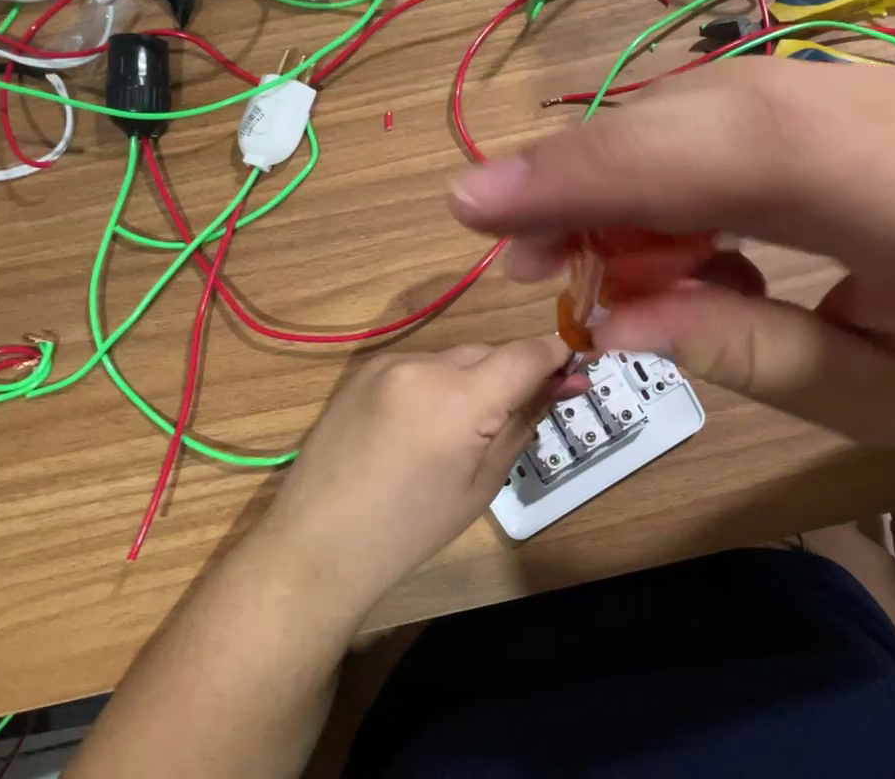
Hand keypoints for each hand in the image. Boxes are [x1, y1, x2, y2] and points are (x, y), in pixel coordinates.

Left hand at [253, 336, 574, 615]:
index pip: (528, 352)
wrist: (318, 543)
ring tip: (463, 431)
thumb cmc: (411, 527)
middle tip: (523, 414)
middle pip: (491, 352)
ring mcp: (389, 363)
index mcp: (460, 398)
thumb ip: (523, 421)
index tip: (575, 372)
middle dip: (514, 375)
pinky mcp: (365, 370)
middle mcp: (424, 364)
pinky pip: (422, 366)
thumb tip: (564, 383)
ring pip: (456, 358)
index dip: (558, 356)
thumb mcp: (483, 482)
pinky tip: (424, 426)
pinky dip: (437, 384)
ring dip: (474, 380)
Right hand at [448, 59, 894, 571]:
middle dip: (586, 169)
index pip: (744, 149)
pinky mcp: (855, 97)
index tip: (483, 201)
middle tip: (507, 243)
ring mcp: (882, 89)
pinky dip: (670, 167)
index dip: (604, 166)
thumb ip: (746, 350)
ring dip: (620, 169)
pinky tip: (652, 229)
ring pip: (709, 104)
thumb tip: (610, 318)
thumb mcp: (879, 400)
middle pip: (708, 110)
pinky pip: (735, 115)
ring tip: (568, 248)